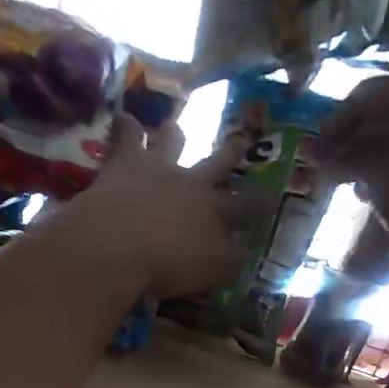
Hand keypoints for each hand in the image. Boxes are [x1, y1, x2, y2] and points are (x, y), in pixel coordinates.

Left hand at [31, 116, 245, 297]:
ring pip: (170, 142)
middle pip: (216, 163)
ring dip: (173, 134)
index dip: (260, 203)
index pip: (246, 206)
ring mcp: (157, 168)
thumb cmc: (167, 264)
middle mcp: (191, 182)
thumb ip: (228, 259)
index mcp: (215, 210)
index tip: (272, 199)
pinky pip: (124, 137)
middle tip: (239, 140)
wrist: (116, 243)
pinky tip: (124, 116)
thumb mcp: (209, 271)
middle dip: (230, 153)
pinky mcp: (122, 164)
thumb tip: (243, 252)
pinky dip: (125, 125)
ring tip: (174, 124)